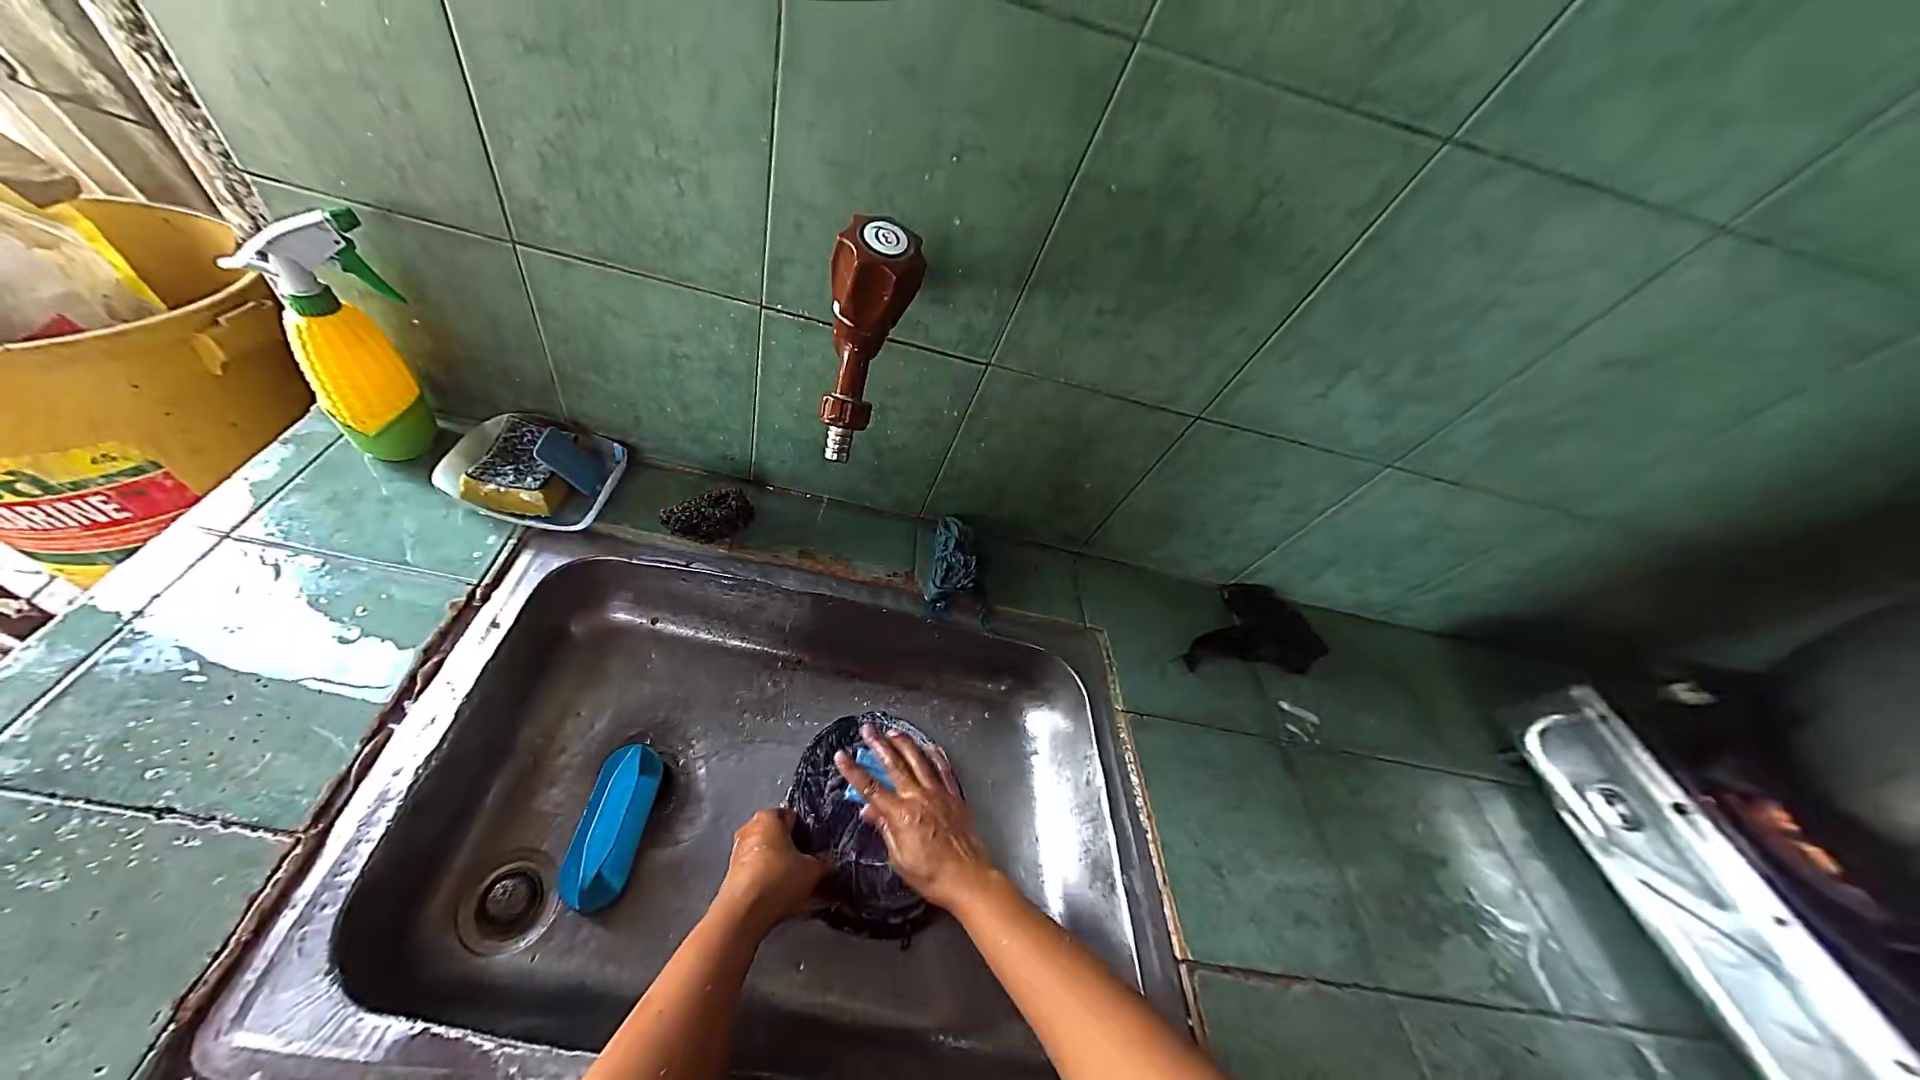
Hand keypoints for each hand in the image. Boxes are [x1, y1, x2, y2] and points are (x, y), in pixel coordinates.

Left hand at [714, 808, 826, 933]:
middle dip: (791, 848)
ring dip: (779, 866)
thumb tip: (827, 862)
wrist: (742, 915)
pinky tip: (780, 896)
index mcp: (768, 817)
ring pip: (766, 855)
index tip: (817, 846)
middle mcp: (749, 829)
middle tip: (808, 864)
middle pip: (777, 836)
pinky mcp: (731, 876)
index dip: (806, 830)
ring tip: (796, 884)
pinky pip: (757, 872)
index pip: (793, 816)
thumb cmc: (779, 879)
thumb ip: (823, 862)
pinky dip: (767, 880)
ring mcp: (737, 853)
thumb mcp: (813, 870)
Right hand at [835, 724, 996, 910]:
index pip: (870, 787)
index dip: (853, 770)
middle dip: (878, 744)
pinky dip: (936, 755)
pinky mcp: (955, 796)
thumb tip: (869, 811)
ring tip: (893, 731)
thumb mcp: (898, 858)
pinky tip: (929, 746)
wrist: (967, 878)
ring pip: (919, 760)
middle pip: (894, 765)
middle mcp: (919, 797)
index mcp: (900, 814)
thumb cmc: (931, 875)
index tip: (841, 756)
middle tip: (868, 729)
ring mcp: (939, 794)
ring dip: (904, 743)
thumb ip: (884, 829)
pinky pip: (944, 769)